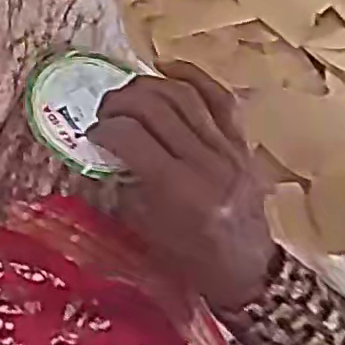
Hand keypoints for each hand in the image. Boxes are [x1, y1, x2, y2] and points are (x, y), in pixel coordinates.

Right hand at [88, 62, 277, 309]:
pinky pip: (218, 96)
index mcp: (181, 192)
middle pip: (155, 108)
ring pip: (183, 95)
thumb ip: (123, 182)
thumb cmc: (192, 261)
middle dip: (120, 102)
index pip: (133, 138)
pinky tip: (165, 68)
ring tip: (127, 94)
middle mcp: (207, 164)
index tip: (92, 133)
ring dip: (147, 86)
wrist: (252, 276)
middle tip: (104, 111)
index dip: (105, 129)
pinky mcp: (242, 142)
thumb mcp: (146, 230)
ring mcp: (229, 149)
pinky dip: (191, 75)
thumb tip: (101, 147)